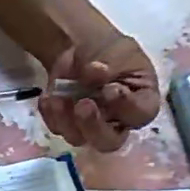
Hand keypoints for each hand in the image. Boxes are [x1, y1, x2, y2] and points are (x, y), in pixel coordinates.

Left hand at [39, 35, 158, 152]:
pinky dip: (50, 115)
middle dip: (93, 126)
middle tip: (82, 106)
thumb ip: (111, 63)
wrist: (81, 49)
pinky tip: (48, 98)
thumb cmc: (110, 52)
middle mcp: (118, 123)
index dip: (126, 106)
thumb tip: (97, 71)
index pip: (141, 114)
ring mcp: (90, 128)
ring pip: (79, 138)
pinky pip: (57, 129)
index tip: (110, 89)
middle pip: (109, 141)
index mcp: (141, 102)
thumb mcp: (118, 50)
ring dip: (66, 120)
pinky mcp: (67, 126)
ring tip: (58, 98)